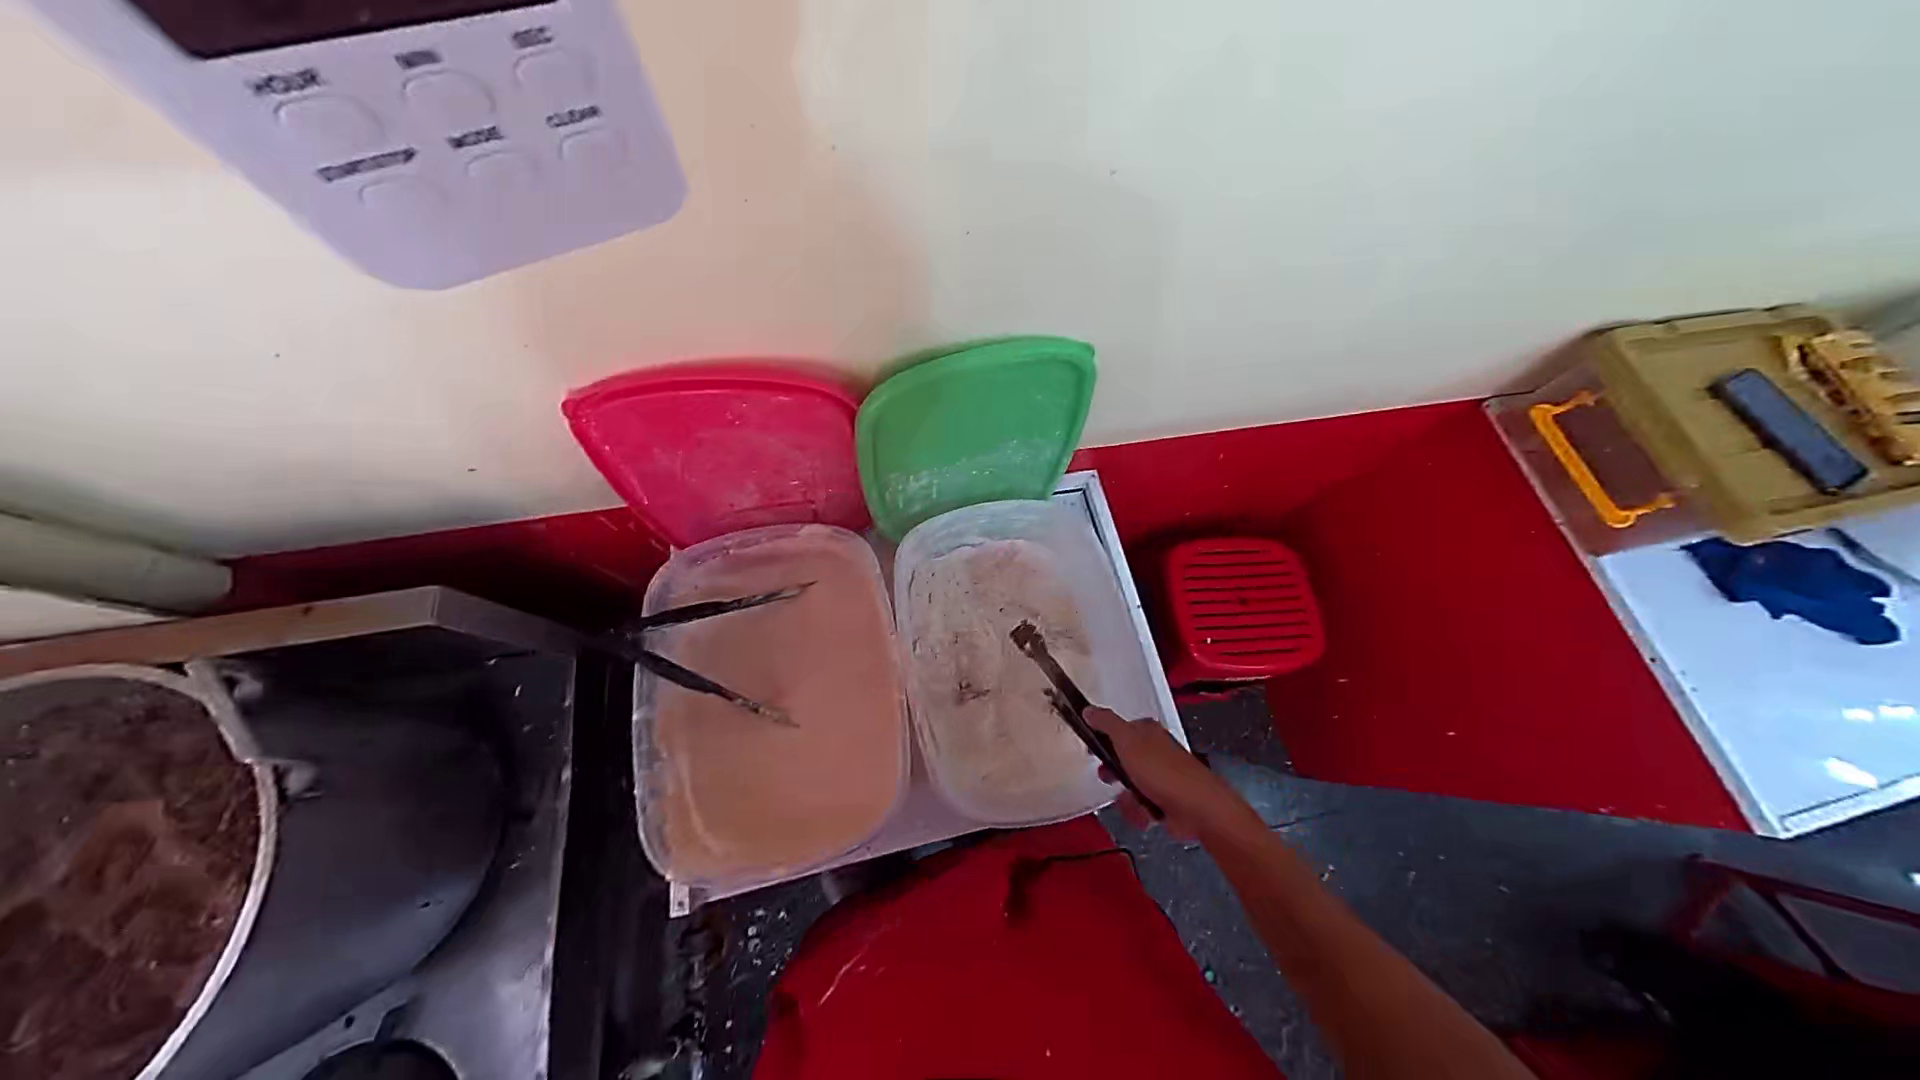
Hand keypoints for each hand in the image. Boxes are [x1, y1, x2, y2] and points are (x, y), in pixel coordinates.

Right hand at [1084, 707, 1252, 839]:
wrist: (1196, 809)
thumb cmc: (1167, 772)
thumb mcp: (1127, 741)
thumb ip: (1106, 723)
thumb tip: (1090, 711)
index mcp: (1146, 731)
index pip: (1117, 728)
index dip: (1102, 738)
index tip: (1093, 746)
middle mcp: (1154, 752)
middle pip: (1120, 759)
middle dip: (1113, 772)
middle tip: (1110, 775)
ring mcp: (1159, 777)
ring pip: (1127, 785)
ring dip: (1126, 797)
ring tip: (1133, 798)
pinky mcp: (1162, 800)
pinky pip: (1138, 805)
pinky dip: (1138, 811)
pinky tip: (1144, 810)